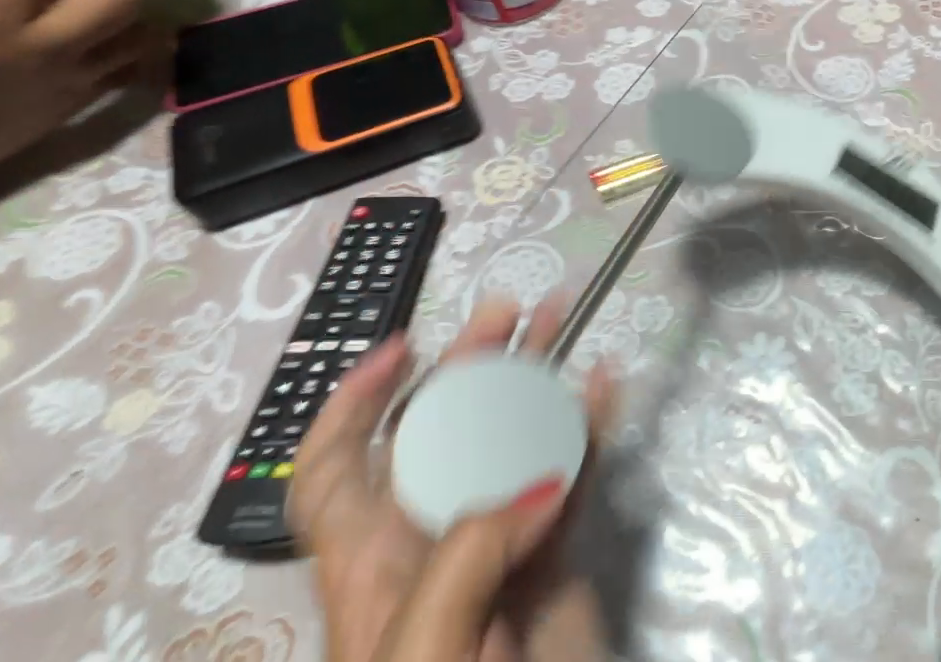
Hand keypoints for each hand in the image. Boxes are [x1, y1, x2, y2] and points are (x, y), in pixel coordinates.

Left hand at [289, 300, 617, 661]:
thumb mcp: (428, 654)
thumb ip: (468, 556)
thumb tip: (537, 477)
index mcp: (374, 566)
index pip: (336, 474)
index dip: (353, 408)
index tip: (402, 351)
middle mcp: (434, 542)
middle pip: (442, 435)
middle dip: (470, 367)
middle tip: (512, 313)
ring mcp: (501, 545)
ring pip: (515, 444)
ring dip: (538, 382)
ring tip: (562, 323)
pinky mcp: (558, 557)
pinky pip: (575, 476)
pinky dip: (590, 427)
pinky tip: (604, 386)